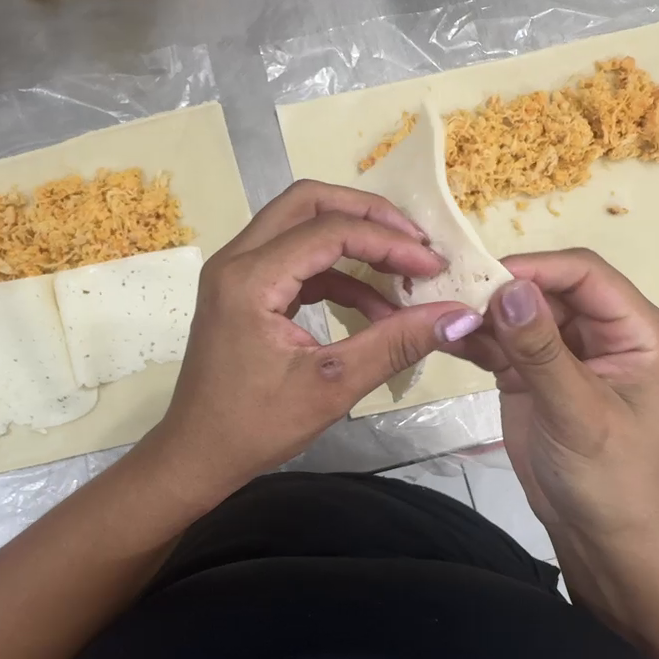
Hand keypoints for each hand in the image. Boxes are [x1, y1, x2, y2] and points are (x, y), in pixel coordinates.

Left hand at [141, 181, 484, 499]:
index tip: (435, 266)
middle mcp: (235, 261)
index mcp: (249, 279)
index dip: (389, 241)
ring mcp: (234, 273)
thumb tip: (460, 315)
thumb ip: (395, 343)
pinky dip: (335, 274)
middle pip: (308, 204)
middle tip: (416, 245)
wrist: (198, 454)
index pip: (329, 230)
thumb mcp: (332, 385)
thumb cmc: (255, 426)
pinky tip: (372, 308)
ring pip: (299, 226)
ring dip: (353, 243)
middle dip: (368, 217)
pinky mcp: (242, 291)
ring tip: (403, 277)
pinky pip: (294, 261)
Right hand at [446, 249, 658, 543]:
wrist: (598, 533)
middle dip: (500, 289)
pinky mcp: (528, 372)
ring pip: (516, 311)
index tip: (482, 277)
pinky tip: (441, 336)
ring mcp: (561, 351)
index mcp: (635, 331)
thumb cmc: (609, 477)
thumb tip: (508, 289)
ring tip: (435, 313)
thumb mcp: (578, 414)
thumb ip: (542, 351)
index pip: (585, 275)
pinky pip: (498, 342)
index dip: (536, 268)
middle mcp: (599, 331)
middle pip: (545, 288)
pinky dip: (471, 338)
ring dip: (479, 312)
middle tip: (448, 296)